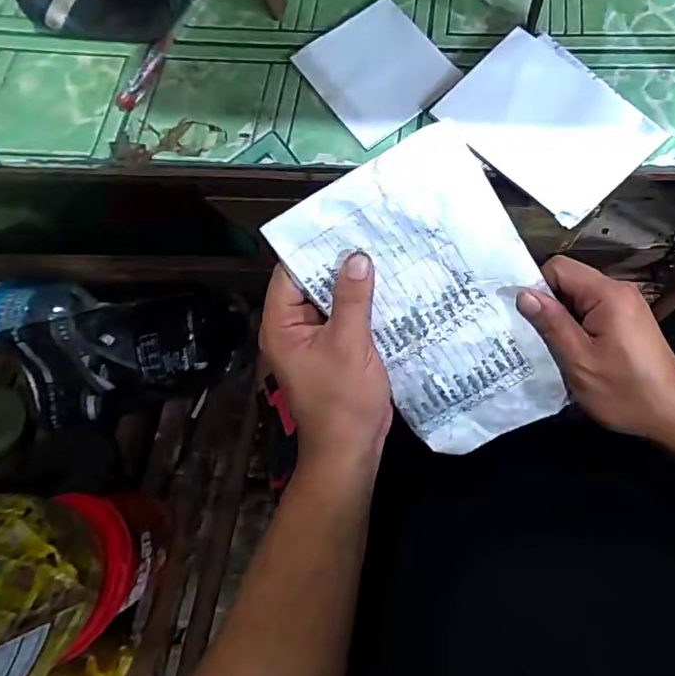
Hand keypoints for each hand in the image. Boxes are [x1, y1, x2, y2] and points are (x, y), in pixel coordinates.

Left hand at [260, 253, 393, 480]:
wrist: (352, 448)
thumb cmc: (342, 400)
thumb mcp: (348, 342)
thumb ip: (351, 298)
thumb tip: (356, 257)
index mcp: (283, 326)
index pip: (291, 274)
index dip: (314, 249)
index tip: (341, 227)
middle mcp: (296, 329)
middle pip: (314, 285)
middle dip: (341, 264)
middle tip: (370, 236)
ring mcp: (318, 341)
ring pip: (335, 302)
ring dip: (357, 285)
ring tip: (385, 257)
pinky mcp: (339, 351)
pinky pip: (349, 319)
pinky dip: (366, 306)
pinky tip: (391, 291)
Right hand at [517, 256, 674, 439]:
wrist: (673, 414)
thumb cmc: (626, 392)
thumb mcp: (580, 361)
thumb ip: (552, 324)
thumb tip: (523, 294)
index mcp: (608, 294)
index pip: (559, 267)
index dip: (536, 287)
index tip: (523, 317)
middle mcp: (619, 290)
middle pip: (570, 280)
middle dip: (548, 305)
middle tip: (532, 336)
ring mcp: (627, 304)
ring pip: (579, 298)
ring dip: (562, 319)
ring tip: (550, 347)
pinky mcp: (629, 320)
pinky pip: (594, 310)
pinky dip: (578, 326)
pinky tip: (572, 351)